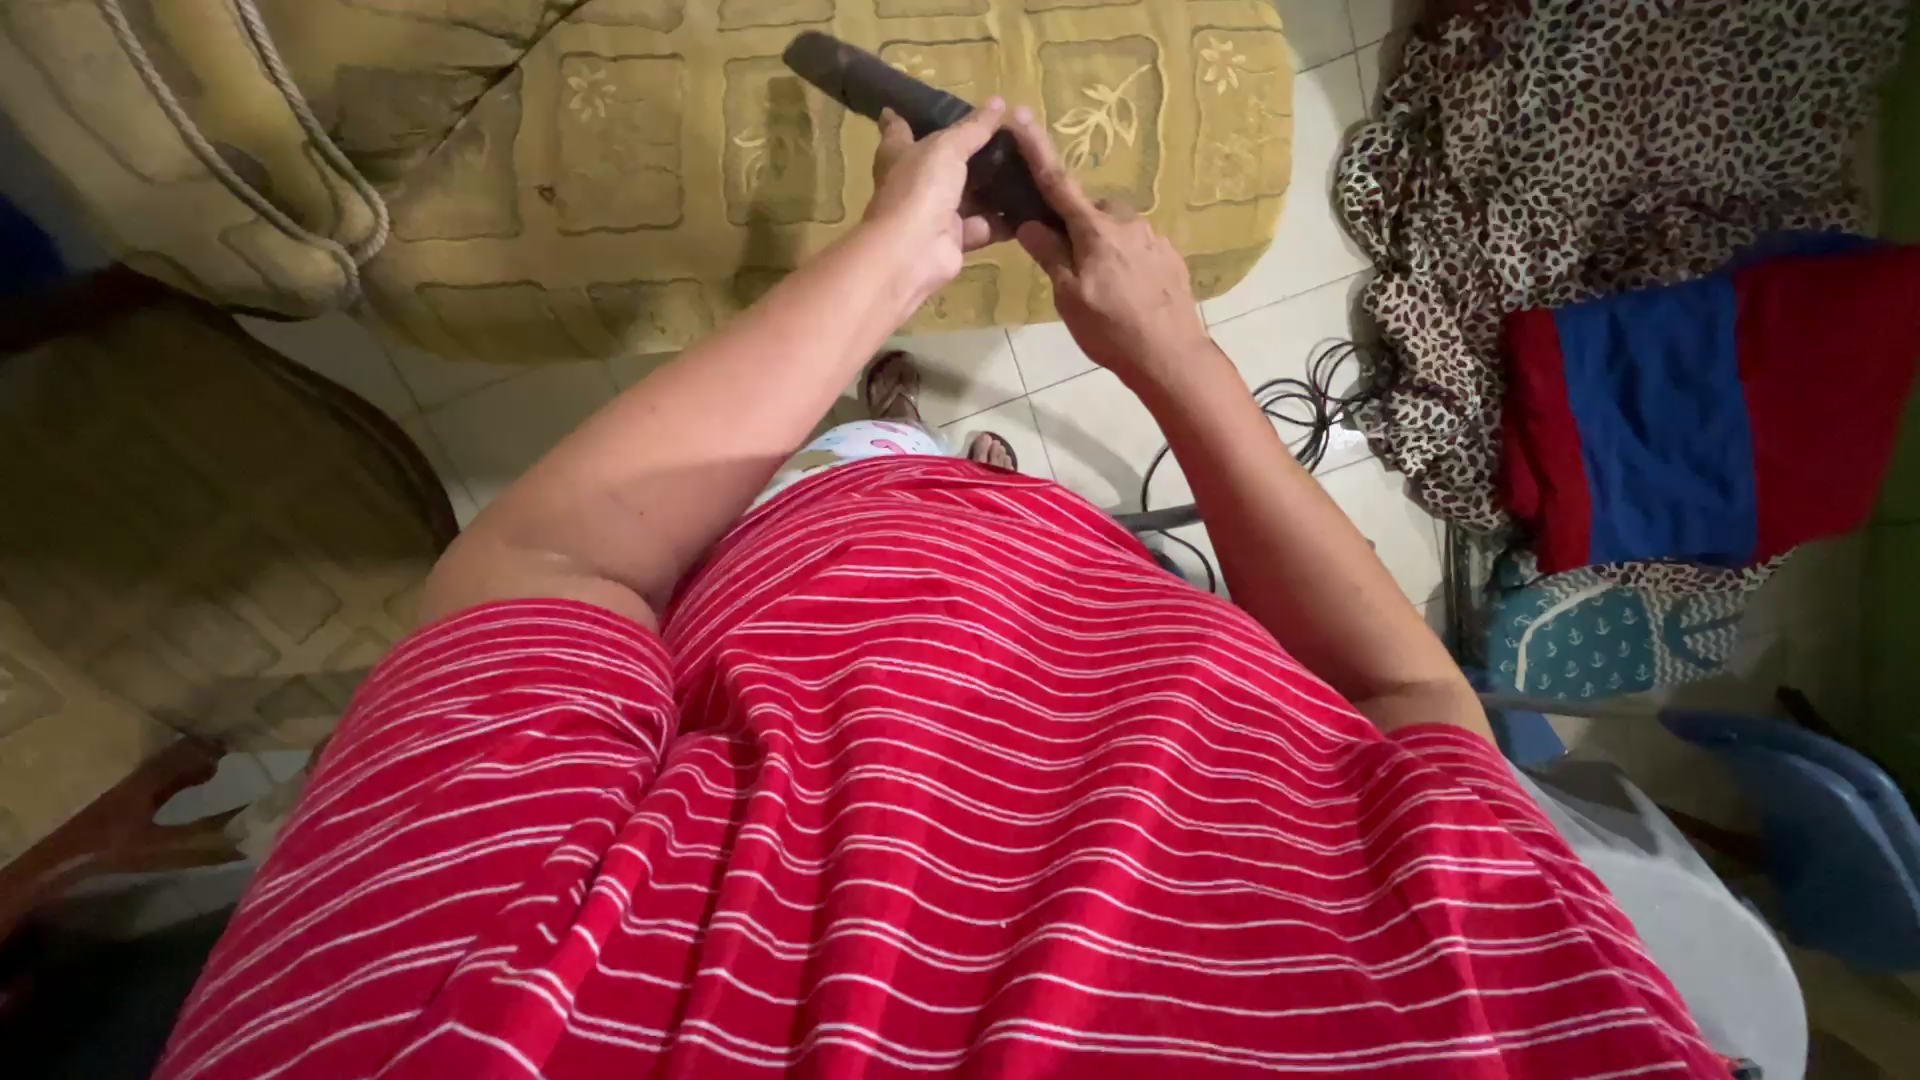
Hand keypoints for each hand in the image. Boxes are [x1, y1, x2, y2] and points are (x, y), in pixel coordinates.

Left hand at [865, 99, 1010, 307]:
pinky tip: (1031, 204)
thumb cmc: (920, 188)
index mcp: (900, 153)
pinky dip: (1005, 219)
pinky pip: (985, 225)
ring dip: (996, 185)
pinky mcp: (955, 239)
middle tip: (1009, 135)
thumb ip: (973, 128)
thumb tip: (998, 103)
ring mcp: (936, 213)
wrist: (913, 252)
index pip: (899, 127)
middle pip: (945, 161)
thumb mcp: (947, 146)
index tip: (925, 103)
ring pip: (970, 195)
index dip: (911, 115)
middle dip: (973, 150)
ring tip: (1029, 166)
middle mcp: (916, 182)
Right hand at [1005, 107, 1216, 387]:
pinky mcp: (1170, 255)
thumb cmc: (1111, 330)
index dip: (1036, 151)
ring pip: (1116, 228)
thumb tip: (1030, 224)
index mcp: (1096, 230)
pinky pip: (1138, 246)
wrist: (1170, 355)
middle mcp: (1128, 222)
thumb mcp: (1069, 298)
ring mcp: (1154, 237)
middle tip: (1070, 267)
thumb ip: (1050, 257)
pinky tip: (1127, 292)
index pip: (1058, 183)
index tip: (1020, 117)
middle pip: (1091, 210)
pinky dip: (1125, 259)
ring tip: (1102, 289)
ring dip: (1103, 245)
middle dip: (1077, 226)